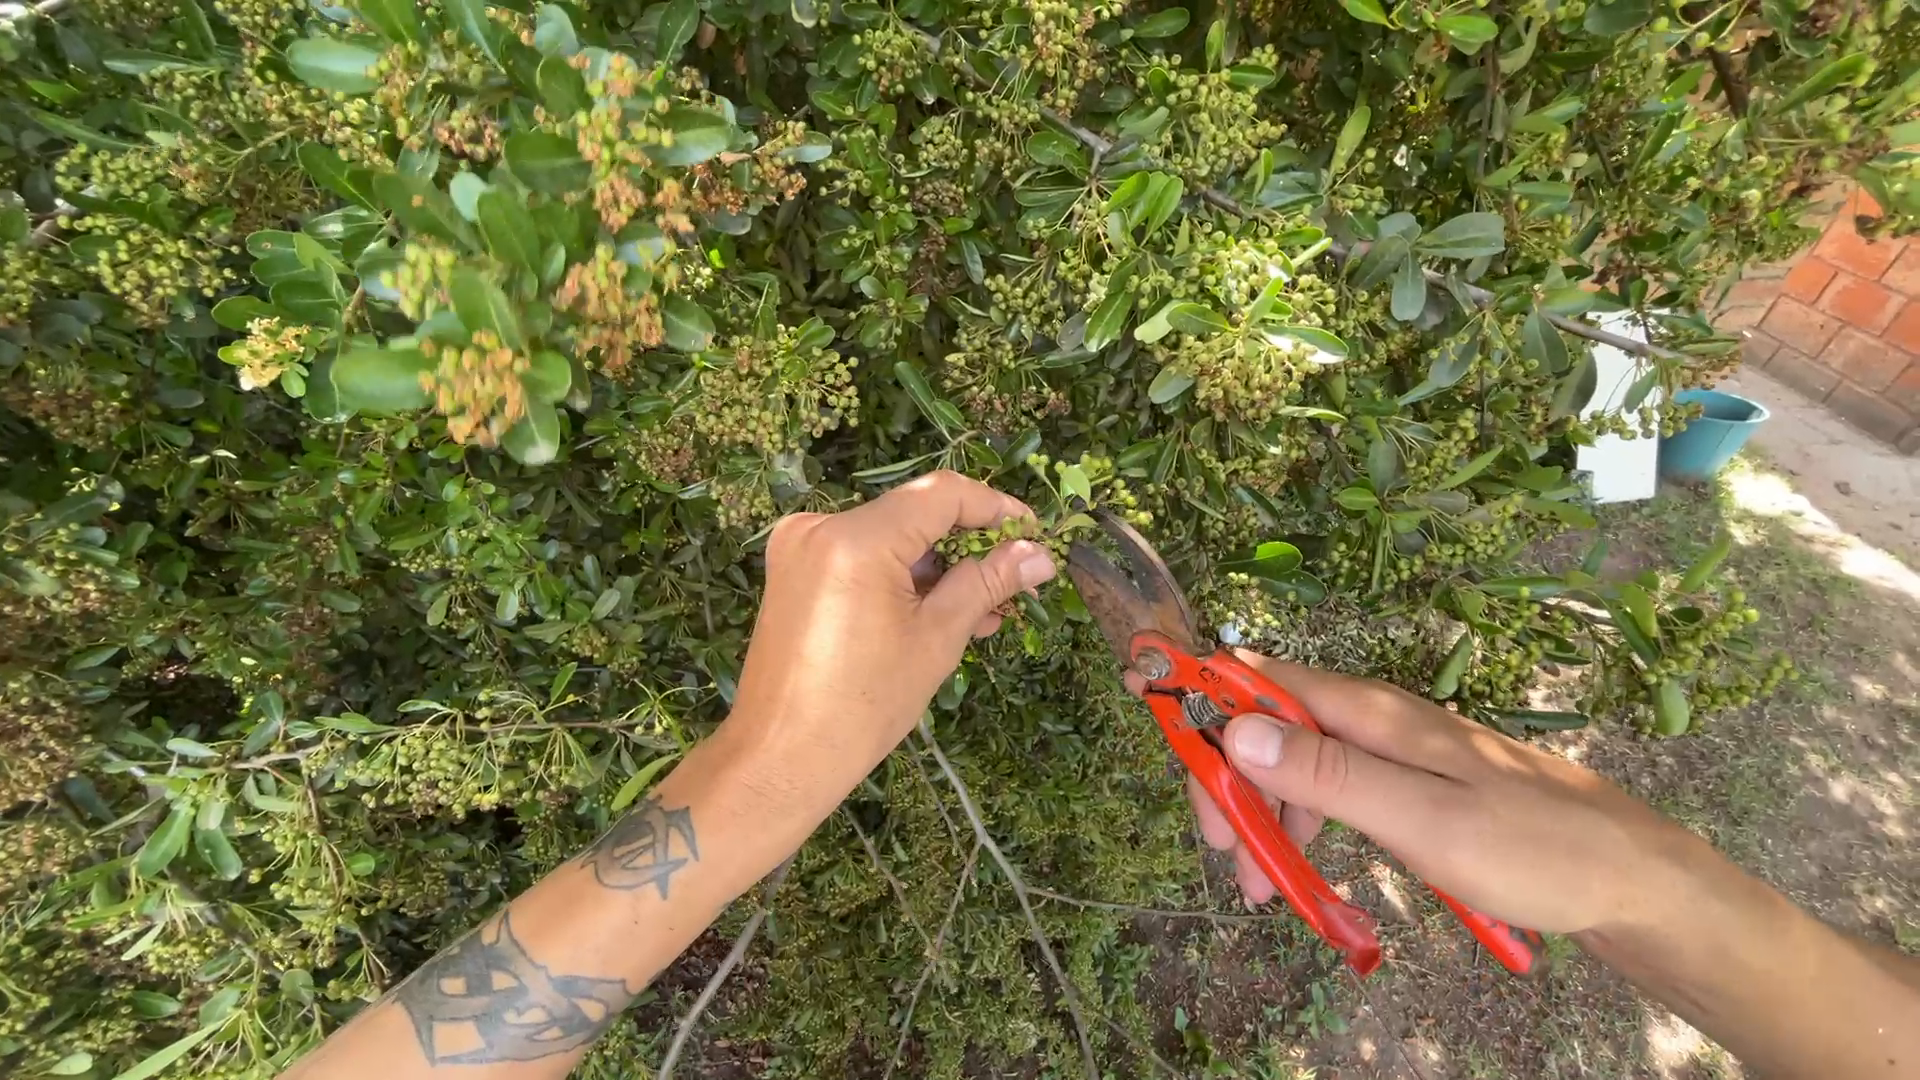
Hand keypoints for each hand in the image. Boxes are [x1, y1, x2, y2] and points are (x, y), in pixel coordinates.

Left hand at [723, 472, 1056, 805]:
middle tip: (1017, 578)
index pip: (941, 495)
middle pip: (915, 514)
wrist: (780, 758)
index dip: (994, 508)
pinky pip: (864, 558)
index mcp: (855, 538)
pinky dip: (903, 577)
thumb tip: (1039, 554)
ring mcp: (802, 546)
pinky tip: (942, 610)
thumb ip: (987, 583)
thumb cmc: (863, 706)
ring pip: (892, 538)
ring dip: (940, 567)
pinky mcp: (797, 570)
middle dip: (970, 544)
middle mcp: (821, 526)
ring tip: (988, 608)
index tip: (1034, 532)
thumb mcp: (936, 639)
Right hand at [1184, 651, 1700, 935]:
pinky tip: (1300, 874)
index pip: (1252, 680)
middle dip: (1227, 782)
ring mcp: (1378, 749)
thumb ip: (1326, 772)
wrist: (1637, 883)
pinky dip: (1298, 829)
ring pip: (1287, 767)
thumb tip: (1234, 731)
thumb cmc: (1533, 847)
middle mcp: (1361, 716)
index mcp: (1362, 709)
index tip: (1141, 694)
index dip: (1193, 684)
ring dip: (1260, 819)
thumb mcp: (1423, 818)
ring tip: (1261, 888)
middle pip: (1260, 729)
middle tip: (1222, 850)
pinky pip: (1322, 793)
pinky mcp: (1393, 782)